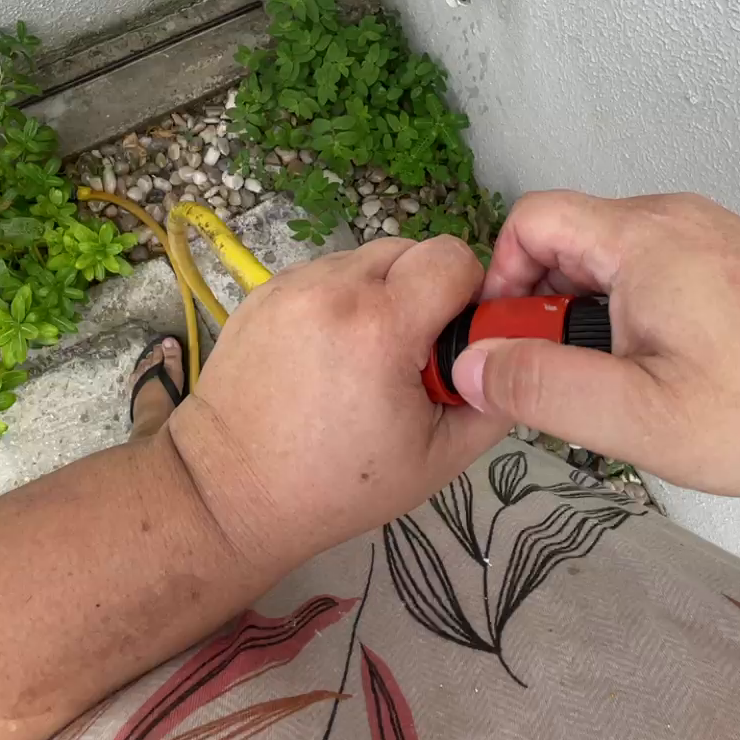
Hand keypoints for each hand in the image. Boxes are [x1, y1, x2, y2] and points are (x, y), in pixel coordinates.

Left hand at [164, 236, 510, 567]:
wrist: (228, 491)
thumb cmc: (339, 485)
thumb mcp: (438, 459)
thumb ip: (492, 398)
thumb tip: (511, 352)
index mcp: (380, 326)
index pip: (454, 256)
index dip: (469, 291)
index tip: (454, 335)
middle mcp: (334, 287)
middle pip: (412, 249)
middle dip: (426, 290)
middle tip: (410, 350)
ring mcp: (293, 282)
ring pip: (368, 258)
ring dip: (382, 291)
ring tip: (364, 352)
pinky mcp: (265, 288)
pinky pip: (327, 272)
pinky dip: (341, 297)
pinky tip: (326, 349)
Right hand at [452, 190, 739, 505]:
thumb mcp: (641, 416)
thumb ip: (542, 386)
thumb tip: (471, 363)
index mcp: (643, 237)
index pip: (531, 218)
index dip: (502, 278)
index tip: (513, 342)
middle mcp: (674, 216)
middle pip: (569, 238)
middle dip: (547, 305)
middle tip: (570, 376)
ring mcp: (710, 232)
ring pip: (610, 257)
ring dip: (590, 312)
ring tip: (623, 381)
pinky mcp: (734, 256)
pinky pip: (653, 267)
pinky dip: (632, 309)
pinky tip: (667, 367)